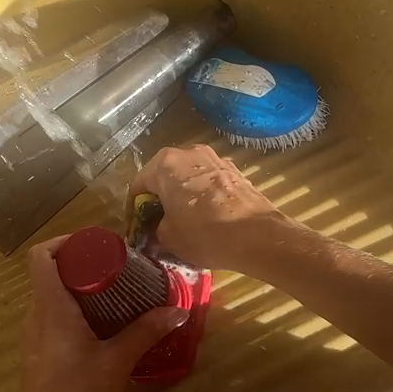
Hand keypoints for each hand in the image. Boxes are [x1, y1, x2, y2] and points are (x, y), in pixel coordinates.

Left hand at [13, 235, 188, 391]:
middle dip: (81, 266)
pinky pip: (52, 320)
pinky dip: (74, 313)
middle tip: (116, 270)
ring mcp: (33, 339)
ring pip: (51, 299)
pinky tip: (102, 328)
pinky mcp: (39, 357)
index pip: (41, 257)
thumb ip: (146, 332)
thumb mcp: (118, 361)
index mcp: (50, 309)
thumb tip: (179, 309)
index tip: (97, 245)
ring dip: (78, 291)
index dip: (64, 242)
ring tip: (114, 296)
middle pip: (48, 275)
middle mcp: (35, 318)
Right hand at [129, 145, 292, 273]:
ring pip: (188, 177)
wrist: (258, 236)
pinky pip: (209, 182)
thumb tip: (157, 231)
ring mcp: (215, 159)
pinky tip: (207, 217)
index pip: (138, 186)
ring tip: (183, 221)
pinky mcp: (235, 170)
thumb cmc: (204, 234)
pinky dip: (203, 196)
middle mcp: (188, 152)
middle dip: (159, 200)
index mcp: (164, 164)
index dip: (134, 211)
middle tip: (158, 225)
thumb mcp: (169, 238)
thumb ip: (155, 230)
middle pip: (164, 177)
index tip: (137, 230)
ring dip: (182, 196)